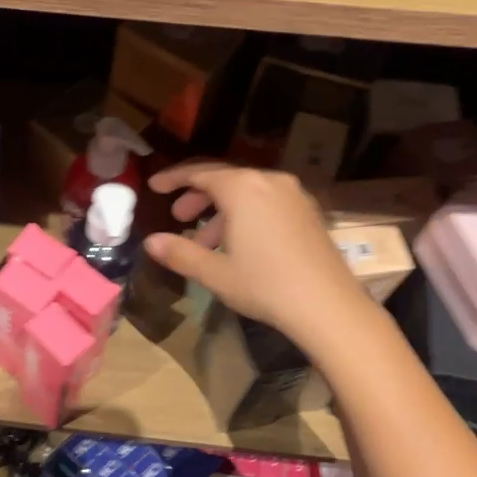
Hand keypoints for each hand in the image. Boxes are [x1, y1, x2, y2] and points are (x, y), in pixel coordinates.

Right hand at [144, 163, 366, 335]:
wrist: (326, 304)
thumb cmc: (265, 284)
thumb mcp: (215, 272)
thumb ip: (180, 253)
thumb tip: (150, 242)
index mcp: (243, 189)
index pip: (200, 173)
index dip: (174, 179)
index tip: (155, 187)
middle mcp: (269, 181)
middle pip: (226, 179)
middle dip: (198, 197)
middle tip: (179, 217)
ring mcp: (294, 195)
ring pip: (248, 193)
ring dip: (222, 212)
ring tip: (206, 242)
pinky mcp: (308, 212)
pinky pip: (267, 202)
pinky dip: (245, 215)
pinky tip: (238, 245)